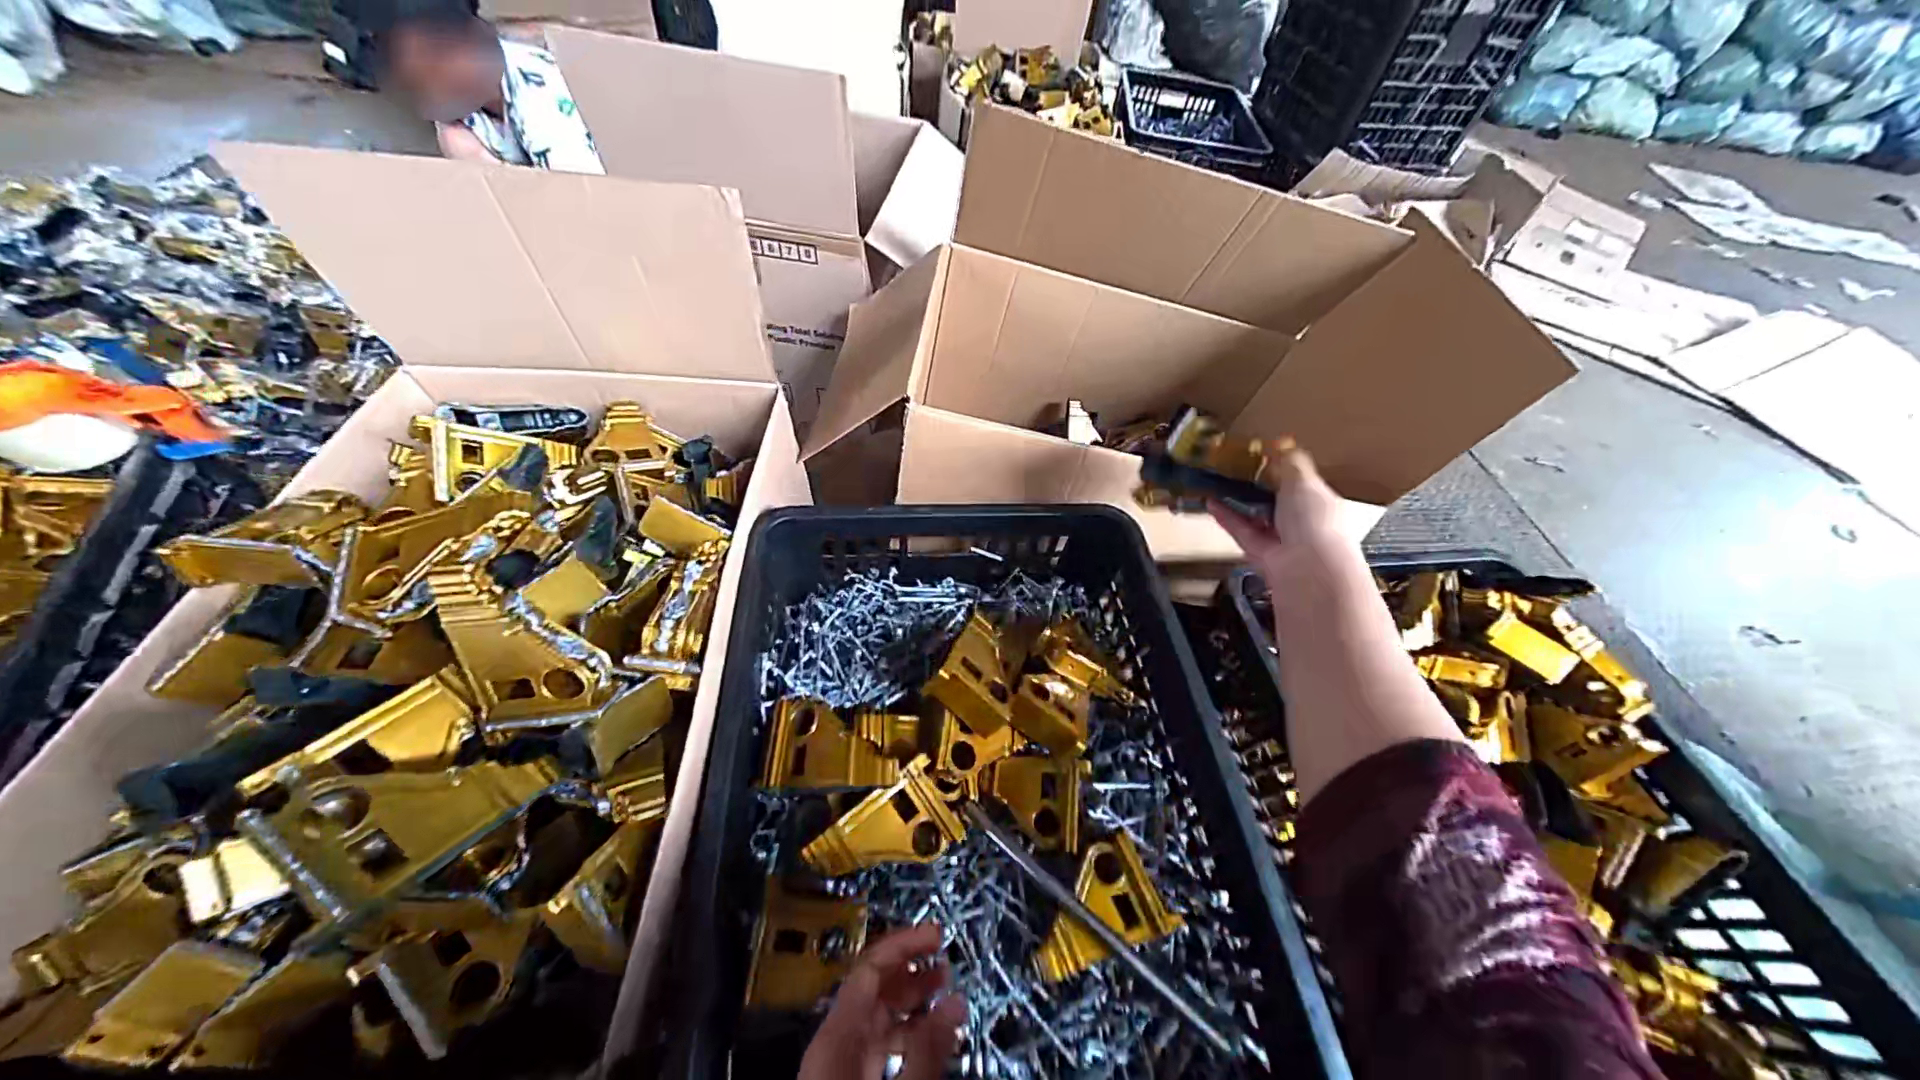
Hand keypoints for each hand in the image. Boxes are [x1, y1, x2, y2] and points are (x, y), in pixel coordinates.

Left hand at [797, 923, 966, 1079]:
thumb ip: (927, 1049)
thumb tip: (955, 997)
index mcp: (836, 1036)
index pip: (868, 968)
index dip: (903, 944)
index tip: (938, 935)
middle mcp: (833, 1044)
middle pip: (871, 990)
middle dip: (911, 972)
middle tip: (947, 964)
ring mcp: (838, 1068)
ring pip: (875, 1018)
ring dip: (910, 1002)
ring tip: (945, 997)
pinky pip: (876, 1047)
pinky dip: (904, 1035)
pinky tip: (929, 1039)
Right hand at [1206, 438, 1356, 586]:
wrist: (1307, 567)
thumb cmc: (1316, 523)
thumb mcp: (1304, 481)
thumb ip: (1290, 462)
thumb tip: (1283, 443)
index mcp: (1320, 502)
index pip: (1300, 483)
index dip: (1280, 469)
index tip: (1259, 456)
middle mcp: (1302, 522)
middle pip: (1274, 500)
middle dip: (1254, 486)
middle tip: (1233, 468)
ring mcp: (1280, 539)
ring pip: (1254, 516)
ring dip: (1236, 500)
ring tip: (1217, 482)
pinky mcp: (1259, 552)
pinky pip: (1240, 529)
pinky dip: (1226, 516)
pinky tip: (1212, 501)